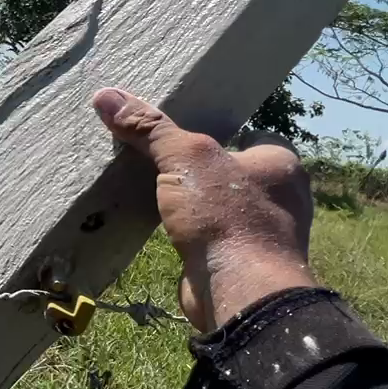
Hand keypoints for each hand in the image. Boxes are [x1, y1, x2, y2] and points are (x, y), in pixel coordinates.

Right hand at [91, 88, 315, 331]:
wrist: (239, 293)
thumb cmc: (226, 216)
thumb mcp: (183, 158)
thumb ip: (149, 127)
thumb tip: (106, 95)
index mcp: (282, 165)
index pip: (256, 135)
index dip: (223, 130)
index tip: (186, 130)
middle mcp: (281, 197)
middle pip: (234, 168)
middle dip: (201, 166)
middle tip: (161, 156)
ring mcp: (262, 232)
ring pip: (222, 202)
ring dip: (193, 199)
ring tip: (154, 187)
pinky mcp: (239, 259)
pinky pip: (210, 232)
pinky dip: (188, 227)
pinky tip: (160, 222)